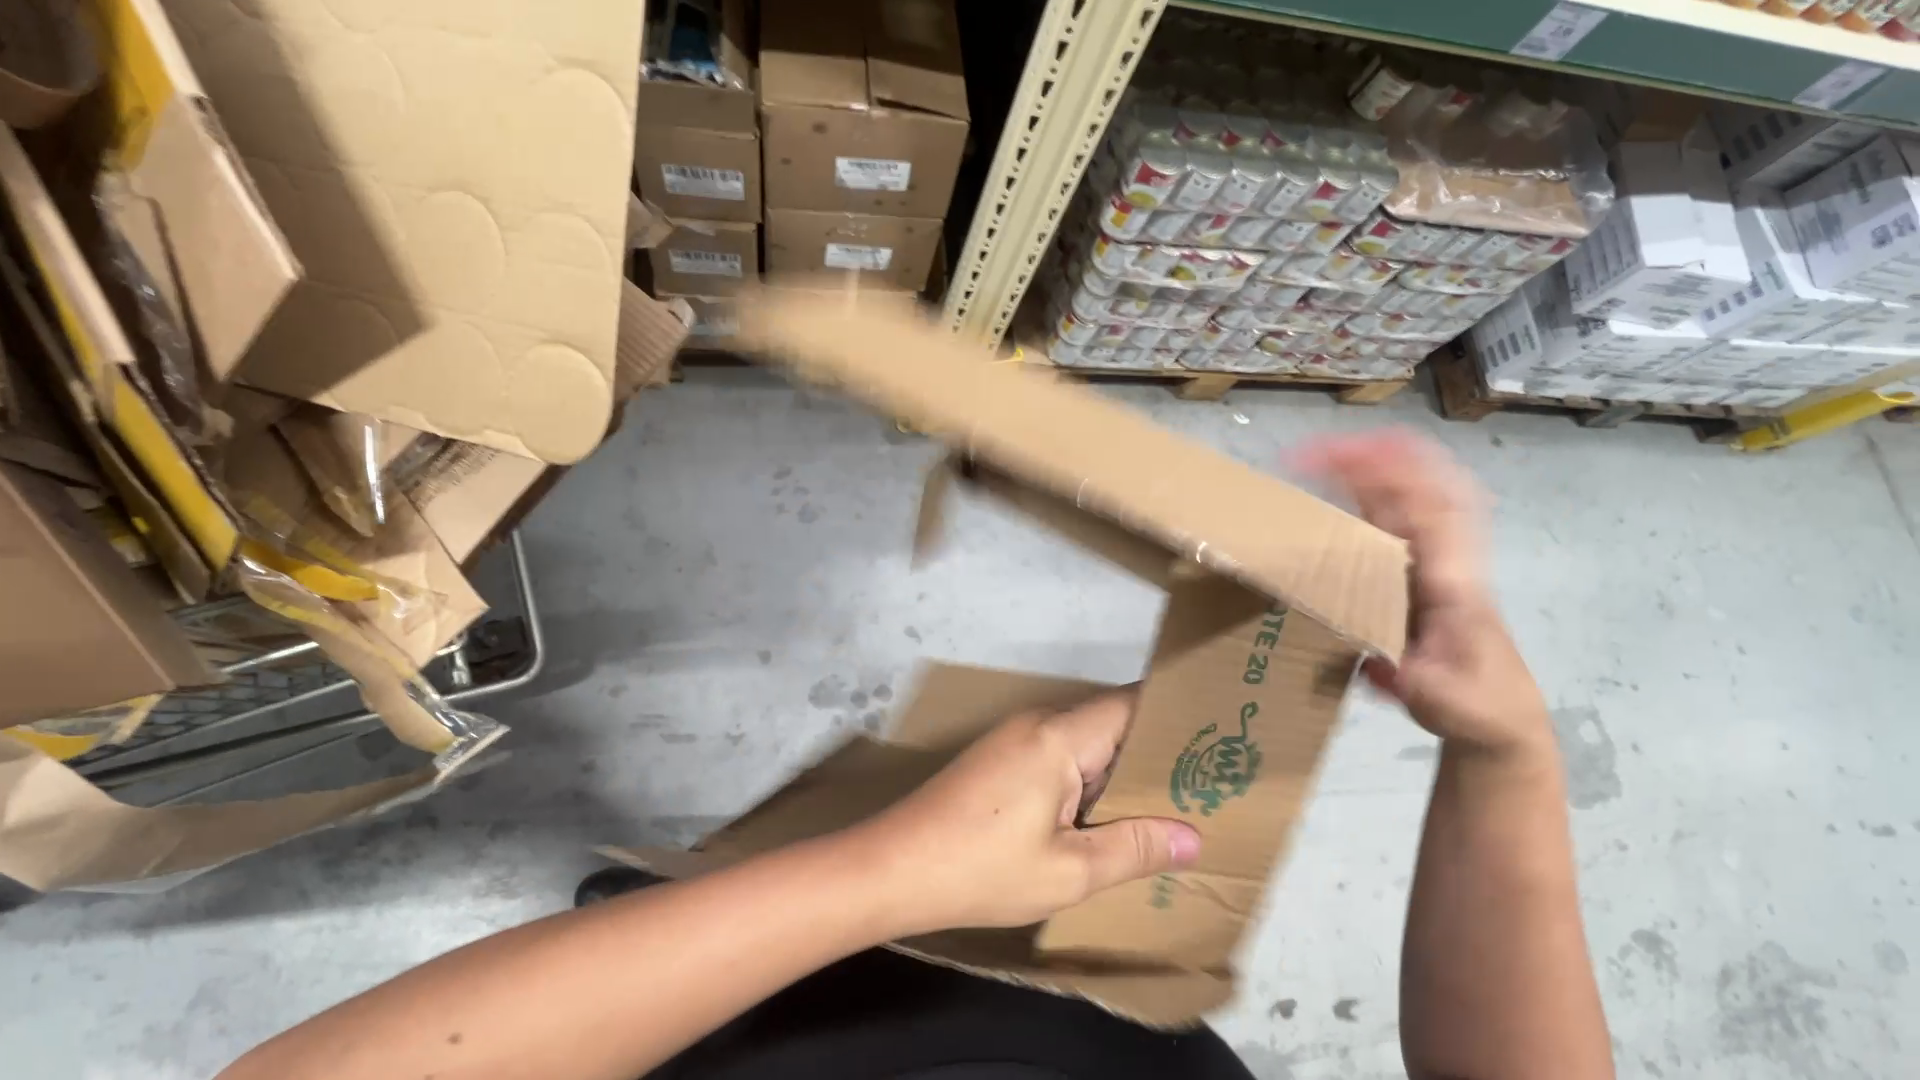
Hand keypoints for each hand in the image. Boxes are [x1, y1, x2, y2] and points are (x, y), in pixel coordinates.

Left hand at [846, 690, 1200, 935]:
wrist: (893, 868)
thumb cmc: (981, 868)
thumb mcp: (1068, 871)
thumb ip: (1134, 848)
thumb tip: (1192, 837)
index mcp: (1058, 737)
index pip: (1131, 705)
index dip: (1174, 718)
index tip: (1217, 737)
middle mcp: (1036, 725)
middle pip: (1109, 724)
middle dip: (1154, 754)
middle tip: (1207, 784)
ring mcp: (1012, 741)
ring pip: (1084, 745)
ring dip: (1119, 773)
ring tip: (1168, 805)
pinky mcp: (997, 762)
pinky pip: (1058, 759)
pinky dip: (1087, 782)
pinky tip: (1105, 819)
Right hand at [1295, 430, 1550, 757]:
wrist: (1505, 718)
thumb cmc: (1475, 707)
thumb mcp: (1443, 702)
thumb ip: (1412, 683)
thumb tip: (1372, 664)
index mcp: (1453, 581)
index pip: (1427, 512)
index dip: (1386, 479)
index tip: (1336, 462)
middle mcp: (1449, 558)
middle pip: (1425, 485)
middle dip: (1376, 457)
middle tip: (1315, 450)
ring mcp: (1441, 560)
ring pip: (1418, 493)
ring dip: (1376, 466)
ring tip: (1322, 456)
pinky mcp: (1427, 569)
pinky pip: (1406, 514)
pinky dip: (1378, 489)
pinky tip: (1345, 486)